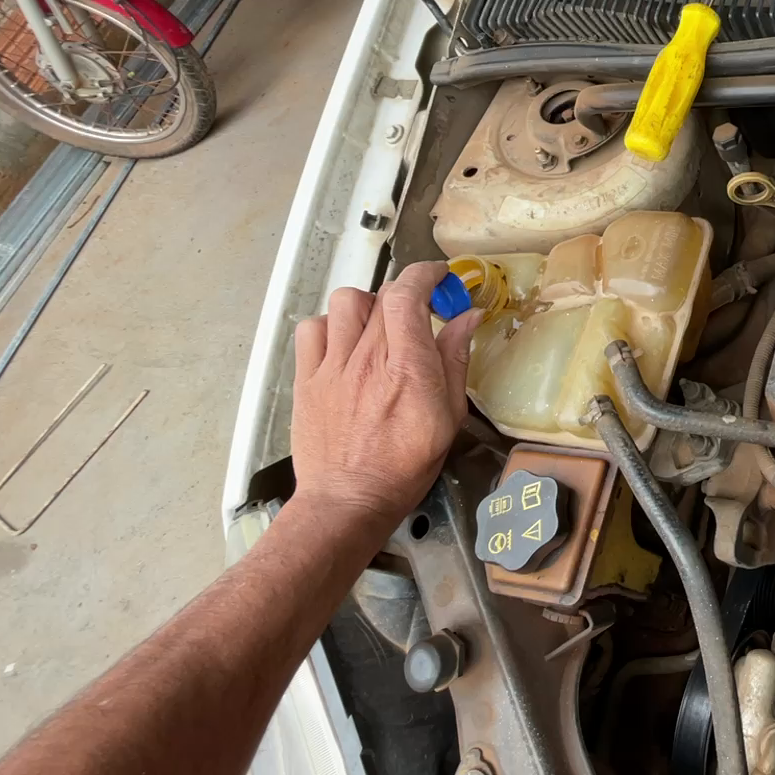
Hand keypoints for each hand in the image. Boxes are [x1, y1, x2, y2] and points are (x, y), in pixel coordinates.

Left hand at [290, 261, 482, 528]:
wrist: (348, 500)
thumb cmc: (407, 462)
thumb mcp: (450, 414)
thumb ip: (455, 359)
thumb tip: (468, 317)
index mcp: (408, 367)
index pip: (408, 295)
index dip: (426, 274)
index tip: (441, 277)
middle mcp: (367, 358)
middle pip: (383, 294)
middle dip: (409, 294)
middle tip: (423, 312)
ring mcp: (331, 367)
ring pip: (345, 301)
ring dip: (370, 304)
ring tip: (381, 326)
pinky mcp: (306, 379)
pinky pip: (312, 328)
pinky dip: (333, 325)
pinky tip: (347, 344)